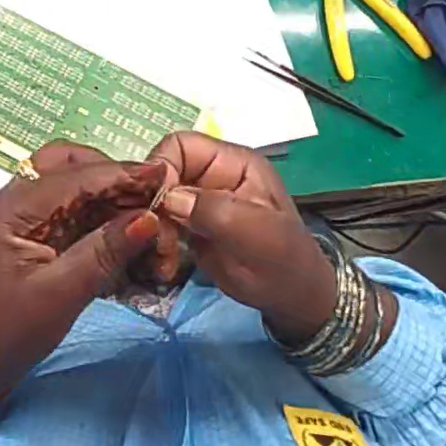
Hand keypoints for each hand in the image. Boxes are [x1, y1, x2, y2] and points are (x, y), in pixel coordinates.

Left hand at [0, 142, 165, 439]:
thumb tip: (149, 219)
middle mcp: (17, 202)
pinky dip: (102, 219)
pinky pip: (75, 212)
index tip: (162, 176)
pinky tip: (127, 236)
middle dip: (113, 179)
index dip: (119, 174)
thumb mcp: (59, 295)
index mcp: (12, 208)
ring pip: (75, 188)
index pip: (73, 176)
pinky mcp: (38, 236)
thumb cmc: (7, 333)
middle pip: (71, 167)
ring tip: (146, 220)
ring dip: (111, 199)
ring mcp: (27, 218)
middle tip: (152, 200)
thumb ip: (103, 253)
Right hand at [145, 132, 336, 343]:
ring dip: (153, 225)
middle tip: (158, 235)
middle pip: (163, 170)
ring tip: (164, 252)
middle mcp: (211, 175)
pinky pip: (159, 222)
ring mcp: (198, 200)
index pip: (181, 145)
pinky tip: (165, 260)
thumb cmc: (284, 262)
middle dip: (154, 201)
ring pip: (156, 198)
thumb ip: (213, 210)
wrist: (293, 301)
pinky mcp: (188, 225)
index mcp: (232, 162)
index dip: (163, 166)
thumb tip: (168, 198)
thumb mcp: (255, 233)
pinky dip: (157, 240)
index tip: (156, 202)